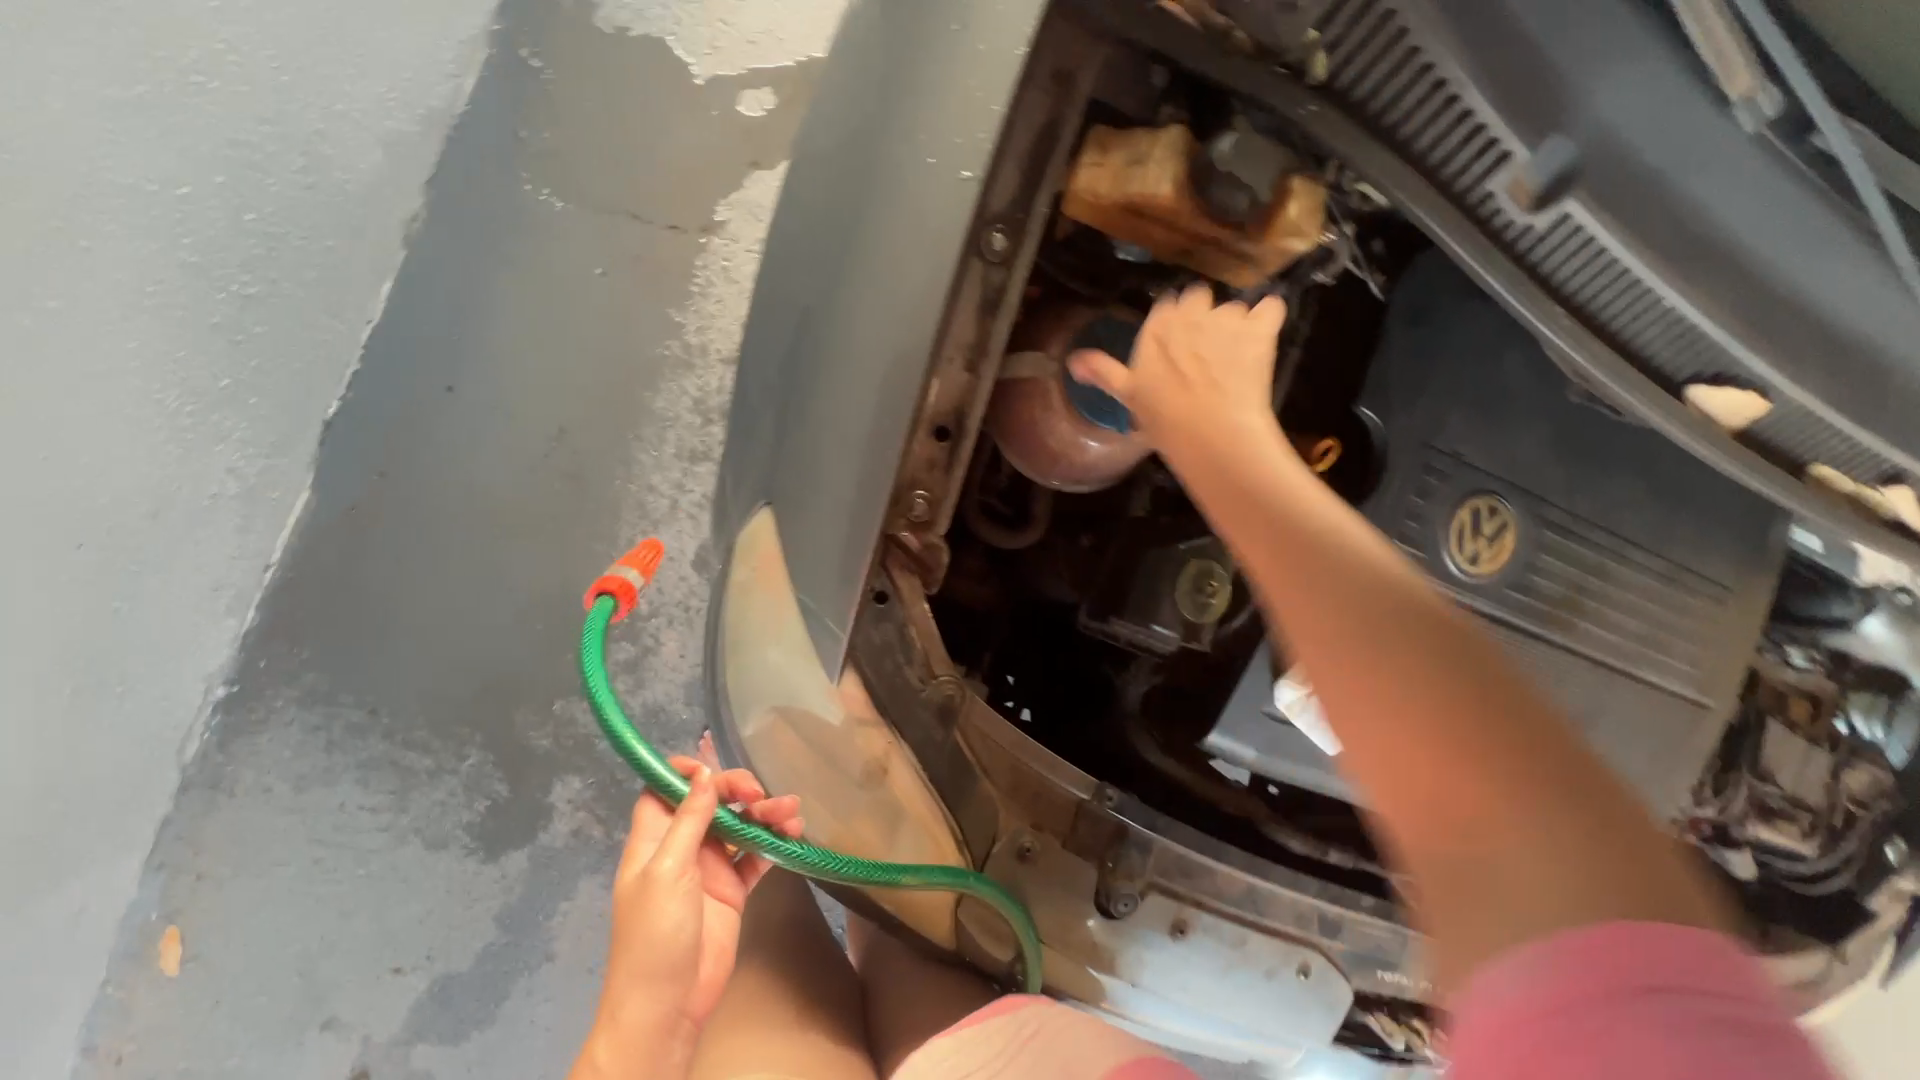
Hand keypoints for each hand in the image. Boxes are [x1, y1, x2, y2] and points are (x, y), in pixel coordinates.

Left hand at [574, 738, 802, 1079]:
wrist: (668, 1004)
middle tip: (759, 794)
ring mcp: (709, 869)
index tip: (712, 766)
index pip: (663, 791)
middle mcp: (682, 848)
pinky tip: (793, 835)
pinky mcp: (733, 891)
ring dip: (764, 814)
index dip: (684, 773)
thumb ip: (688, 821)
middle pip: (710, 803)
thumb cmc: (656, 934)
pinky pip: (756, 856)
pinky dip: (774, 843)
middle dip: (736, 789)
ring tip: (791, 812)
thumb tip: (703, 776)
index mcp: (654, 840)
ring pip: (739, 827)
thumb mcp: (667, 872)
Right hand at [1067, 283, 1288, 466]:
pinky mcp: (1261, 329)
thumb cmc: (1164, 417)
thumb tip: (1072, 361)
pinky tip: (1265, 336)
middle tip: (1206, 351)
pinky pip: (1271, 308)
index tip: (1178, 347)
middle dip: (1205, 317)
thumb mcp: (1127, 394)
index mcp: (1157, 325)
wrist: (1212, 433)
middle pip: (1200, 298)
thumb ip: (1102, 371)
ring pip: (1234, 308)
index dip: (1175, 323)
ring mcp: (1228, 318)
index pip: (1168, 304)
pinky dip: (1269, 318)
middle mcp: (1192, 312)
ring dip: (1236, 325)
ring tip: (1234, 358)